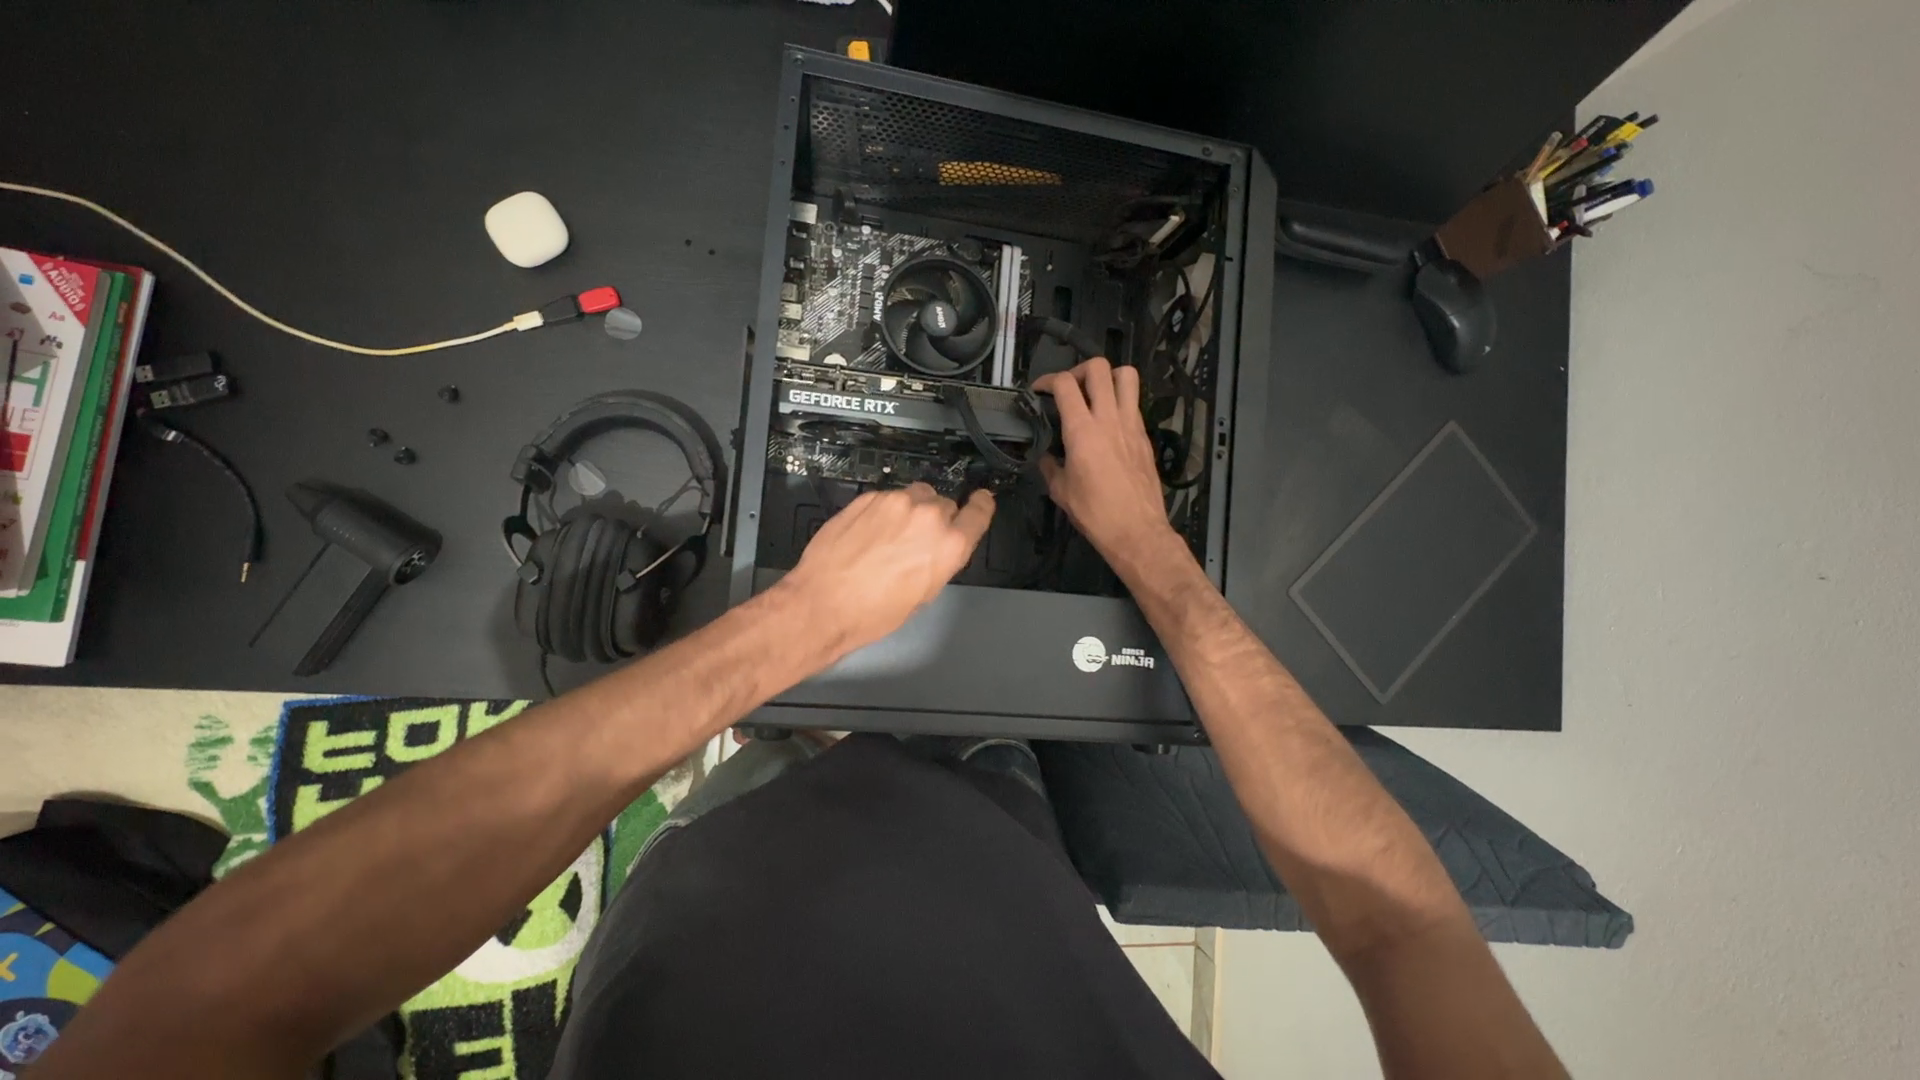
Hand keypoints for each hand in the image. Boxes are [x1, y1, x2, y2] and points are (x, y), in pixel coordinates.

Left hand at [777, 483, 994, 656]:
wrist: (824, 602)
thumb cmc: (874, 612)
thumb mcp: (924, 593)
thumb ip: (941, 560)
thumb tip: (939, 546)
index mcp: (950, 544)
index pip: (979, 512)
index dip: (981, 506)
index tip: (981, 501)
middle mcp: (928, 516)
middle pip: (945, 505)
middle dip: (936, 520)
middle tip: (917, 543)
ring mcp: (896, 502)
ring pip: (916, 496)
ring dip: (911, 511)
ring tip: (890, 538)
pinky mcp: (868, 498)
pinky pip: (888, 498)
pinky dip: (884, 512)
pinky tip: (869, 536)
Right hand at [1032, 358, 1180, 567]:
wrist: (1137, 530)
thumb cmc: (1095, 514)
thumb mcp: (1061, 491)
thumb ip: (1050, 466)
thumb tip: (1046, 456)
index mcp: (1082, 431)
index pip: (1064, 385)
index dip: (1047, 380)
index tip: (1039, 391)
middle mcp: (1109, 419)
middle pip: (1098, 368)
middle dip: (1078, 370)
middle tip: (1069, 388)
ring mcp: (1131, 424)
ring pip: (1125, 375)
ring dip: (1107, 376)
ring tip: (1094, 393)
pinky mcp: (1145, 435)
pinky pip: (1133, 402)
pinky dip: (1120, 400)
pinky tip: (1108, 421)